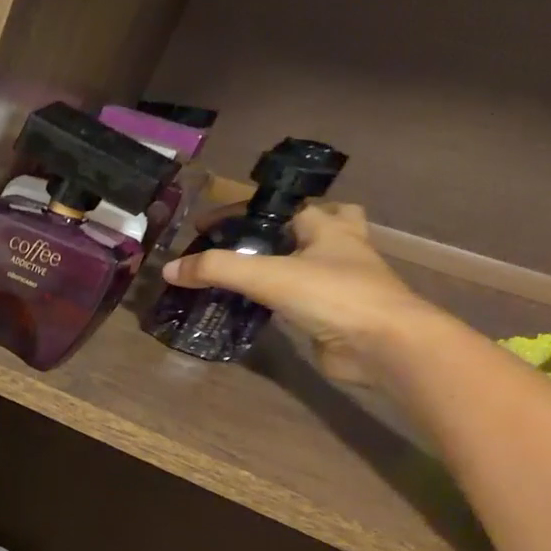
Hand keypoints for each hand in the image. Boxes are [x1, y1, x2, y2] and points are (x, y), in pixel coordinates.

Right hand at [160, 203, 445, 385]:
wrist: (381, 344)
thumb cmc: (333, 296)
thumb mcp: (267, 276)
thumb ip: (217, 269)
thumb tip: (169, 269)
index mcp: (328, 226)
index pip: (284, 206)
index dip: (244, 211)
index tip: (205, 226)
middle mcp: (340, 247)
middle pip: (318, 222)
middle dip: (286, 226)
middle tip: (248, 240)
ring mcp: (341, 280)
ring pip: (313, 259)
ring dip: (286, 260)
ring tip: (248, 271)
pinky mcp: (334, 311)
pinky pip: (305, 294)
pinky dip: (282, 294)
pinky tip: (258, 304)